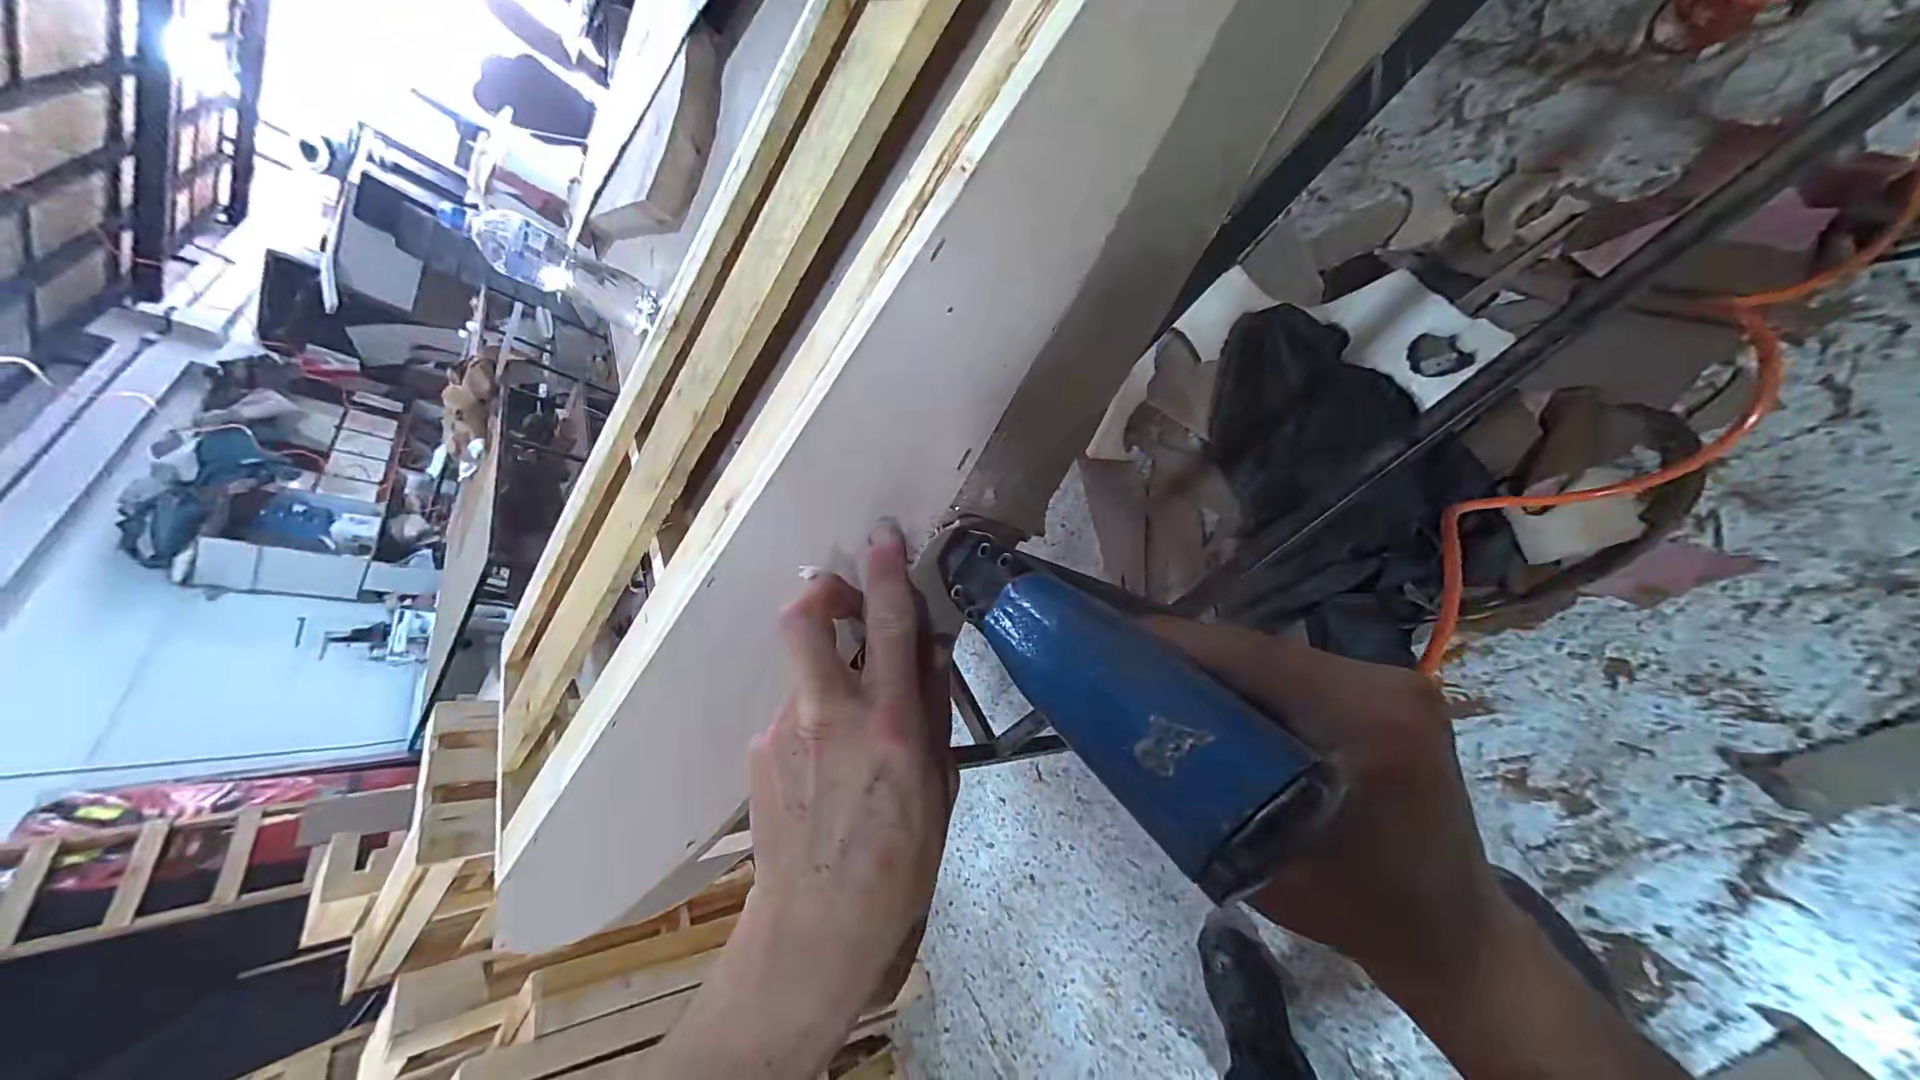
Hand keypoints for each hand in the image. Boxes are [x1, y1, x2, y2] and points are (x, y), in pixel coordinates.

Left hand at [655, 523, 954, 1079]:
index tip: (883, 535)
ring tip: (851, 730)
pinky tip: (825, 768)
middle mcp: (829, 716)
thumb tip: (930, 651)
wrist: (816, 930)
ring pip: (803, 671)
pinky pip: (792, 712)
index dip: (886, 573)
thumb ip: (934, 710)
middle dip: (822, 591)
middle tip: (844, 600)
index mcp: (889, 727)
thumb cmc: (899, 865)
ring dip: (829, 675)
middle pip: (804, 620)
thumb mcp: (941, 789)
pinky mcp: (756, 753)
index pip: (890, 627)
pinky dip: (814, 717)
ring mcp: (783, 732)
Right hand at [1149, 620, 1686, 1078]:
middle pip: (1262, 652)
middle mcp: (1387, 684)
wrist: (1452, 935)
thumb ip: (1201, 789)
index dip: (1176, 641)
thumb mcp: (1261, 857)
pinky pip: (1301, 675)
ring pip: (1278, 659)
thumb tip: (1136, 734)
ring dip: (1221, 669)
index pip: (1250, 656)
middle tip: (1129, 664)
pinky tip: (1218, 701)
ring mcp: (1395, 685)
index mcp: (1366, 719)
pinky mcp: (1390, 696)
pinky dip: (1253, 684)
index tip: (1116, 635)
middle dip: (1191, 656)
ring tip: (1163, 680)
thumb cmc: (1358, 907)